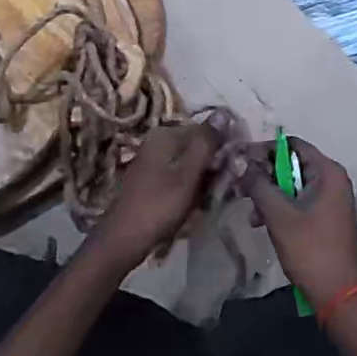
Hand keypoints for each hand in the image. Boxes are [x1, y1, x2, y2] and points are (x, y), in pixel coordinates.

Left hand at [92, 124, 221, 269]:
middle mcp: (159, 142)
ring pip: (192, 163)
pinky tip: (196, 203)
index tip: (235, 168)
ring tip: (209, 198)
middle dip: (214, 165)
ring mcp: (154, 161)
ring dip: (205, 179)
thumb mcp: (188, 175)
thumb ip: (207, 143)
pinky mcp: (153, 179)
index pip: (207, 130)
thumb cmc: (157, 207)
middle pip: (199, 146)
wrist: (121, 243)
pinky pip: (182, 175)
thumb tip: (225, 112)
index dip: (224, 147)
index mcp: (165, 135)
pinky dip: (192, 187)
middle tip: (223, 187)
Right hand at [239, 137, 356, 304]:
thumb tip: (238, 160)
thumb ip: (258, 184)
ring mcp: (330, 198)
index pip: (292, 145)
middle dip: (264, 175)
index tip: (238, 160)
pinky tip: (260, 222)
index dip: (264, 150)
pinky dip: (279, 208)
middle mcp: (332, 179)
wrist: (338, 292)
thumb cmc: (310, 249)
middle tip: (237, 186)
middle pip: (292, 164)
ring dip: (269, 194)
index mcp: (328, 171)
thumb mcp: (279, 215)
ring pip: (293, 185)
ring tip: (248, 212)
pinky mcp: (325, 216)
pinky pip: (298, 201)